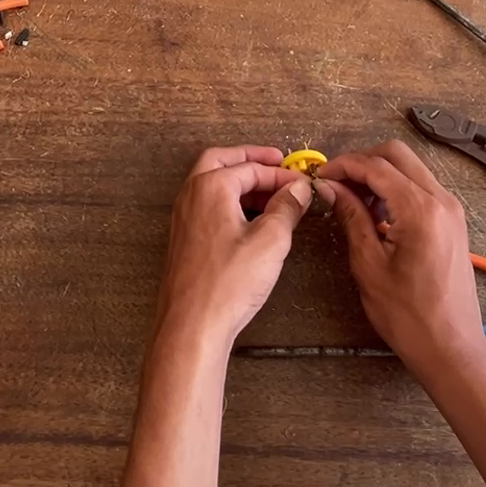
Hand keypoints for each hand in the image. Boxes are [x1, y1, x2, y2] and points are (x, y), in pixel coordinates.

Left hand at [154, 145, 313, 345]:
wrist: (192, 326)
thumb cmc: (226, 284)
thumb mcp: (270, 241)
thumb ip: (286, 208)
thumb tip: (297, 189)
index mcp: (210, 187)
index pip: (250, 168)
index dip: (280, 174)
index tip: (301, 183)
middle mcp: (192, 195)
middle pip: (222, 161)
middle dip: (251, 160)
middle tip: (276, 162)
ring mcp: (184, 216)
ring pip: (213, 182)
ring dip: (241, 181)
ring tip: (270, 194)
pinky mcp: (185, 237)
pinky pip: (208, 204)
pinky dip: (230, 201)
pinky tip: (251, 219)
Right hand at [315, 140, 485, 370]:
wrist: (452, 349)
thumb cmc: (408, 316)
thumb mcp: (369, 265)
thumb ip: (351, 217)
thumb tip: (330, 187)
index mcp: (420, 210)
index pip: (375, 166)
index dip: (342, 166)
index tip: (320, 177)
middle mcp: (441, 200)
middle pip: (396, 154)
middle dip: (362, 161)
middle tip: (336, 183)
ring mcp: (451, 208)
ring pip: (410, 166)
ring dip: (379, 173)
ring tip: (352, 200)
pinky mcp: (453, 220)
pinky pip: (420, 186)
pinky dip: (395, 187)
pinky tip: (376, 212)